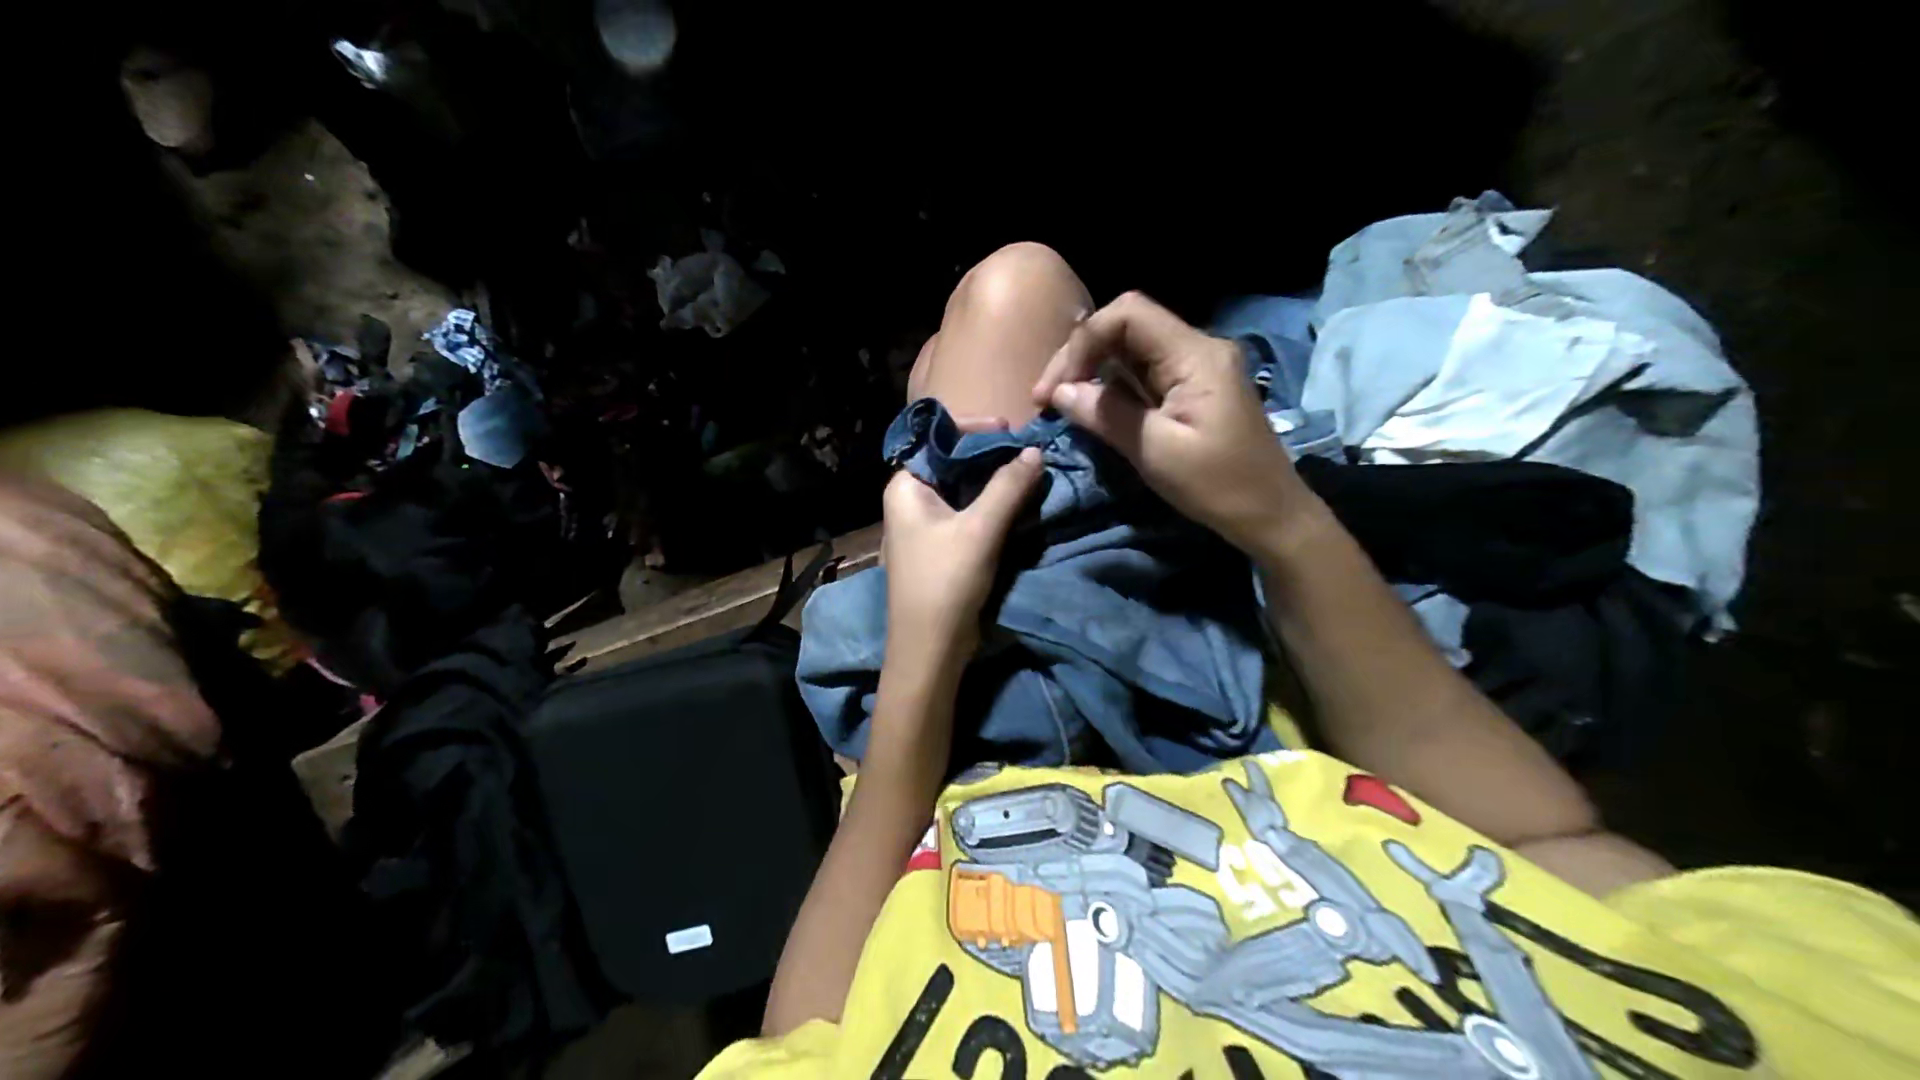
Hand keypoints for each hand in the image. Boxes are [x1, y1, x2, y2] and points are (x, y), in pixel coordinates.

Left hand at [882, 448, 1044, 673]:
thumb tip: (1035, 451)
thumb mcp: (980, 530)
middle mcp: (911, 500)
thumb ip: (1008, 486)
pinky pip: (968, 512)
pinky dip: (992, 505)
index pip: (937, 439)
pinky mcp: (942, 546)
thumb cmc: (945, 582)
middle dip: (990, 456)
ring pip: (963, 489)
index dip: (973, 430)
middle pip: (952, 462)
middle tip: (1028, 452)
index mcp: (906, 486)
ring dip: (995, 482)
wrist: (930, 649)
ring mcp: (926, 525)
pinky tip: (1019, 503)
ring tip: (1030, 472)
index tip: (1011, 430)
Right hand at [1032, 292, 1321, 552]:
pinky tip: (1092, 409)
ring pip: (1131, 351)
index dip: (1083, 342)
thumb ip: (1106, 415)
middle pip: (1126, 327)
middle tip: (1047, 398)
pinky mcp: (1193, 390)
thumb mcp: (1155, 452)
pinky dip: (1113, 389)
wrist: (1270, 515)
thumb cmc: (1217, 485)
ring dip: (1093, 373)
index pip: (1128, 314)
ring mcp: (1197, 369)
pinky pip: (1144, 375)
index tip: (1056, 388)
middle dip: (1081, 357)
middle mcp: (1197, 349)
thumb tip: (1059, 393)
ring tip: (1061, 404)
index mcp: (1195, 355)